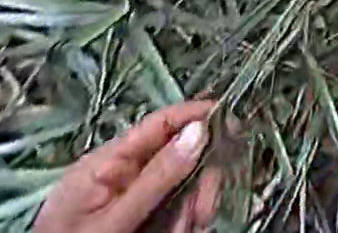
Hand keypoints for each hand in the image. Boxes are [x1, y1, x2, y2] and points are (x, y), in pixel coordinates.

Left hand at [34, 101, 222, 232]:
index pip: (160, 122)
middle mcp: (119, 176)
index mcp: (105, 164)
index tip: (233, 120)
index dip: (198, 115)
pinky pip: (172, 209)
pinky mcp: (136, 223)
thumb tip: (201, 128)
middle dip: (199, 178)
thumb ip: (156, 178)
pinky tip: (184, 231)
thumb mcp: (113, 223)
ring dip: (194, 204)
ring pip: (180, 185)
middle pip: (177, 155)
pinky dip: (183, 220)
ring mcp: (128, 201)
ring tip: (192, 227)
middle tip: (206, 210)